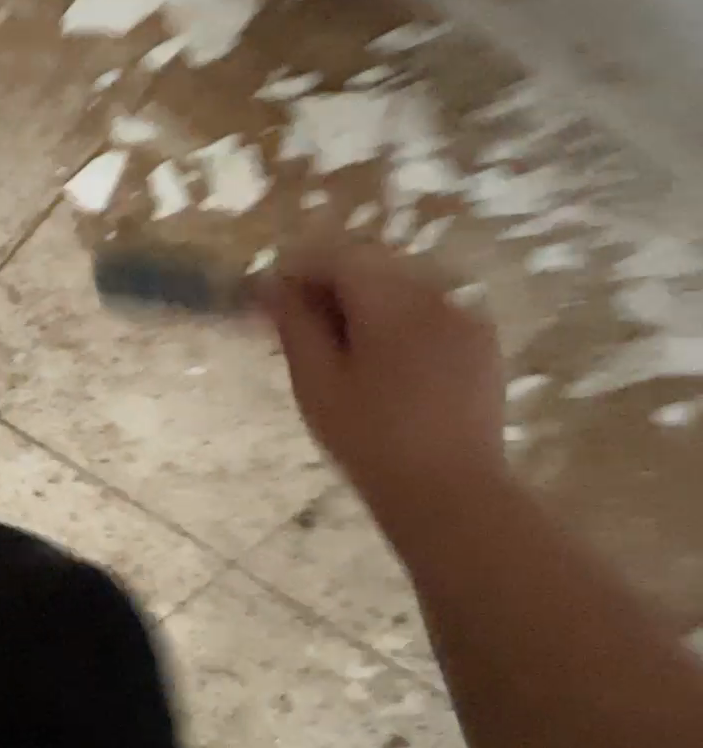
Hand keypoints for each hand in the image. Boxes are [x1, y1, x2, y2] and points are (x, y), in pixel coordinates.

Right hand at [260, 243, 507, 499]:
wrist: (448, 489)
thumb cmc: (367, 436)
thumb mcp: (315, 380)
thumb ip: (294, 323)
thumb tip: (270, 284)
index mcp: (394, 305)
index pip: (342, 258)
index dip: (299, 269)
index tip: (267, 298)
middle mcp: (438, 299)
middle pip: (374, 268)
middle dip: (329, 285)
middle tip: (291, 324)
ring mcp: (466, 321)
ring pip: (400, 289)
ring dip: (359, 303)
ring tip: (330, 346)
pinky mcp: (479, 345)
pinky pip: (426, 312)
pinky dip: (391, 321)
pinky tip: (373, 361)